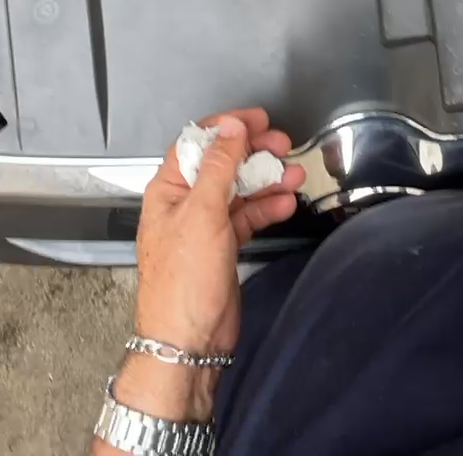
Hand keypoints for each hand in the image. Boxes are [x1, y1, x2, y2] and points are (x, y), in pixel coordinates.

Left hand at [113, 110, 305, 425]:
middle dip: (253, 152)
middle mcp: (184, 202)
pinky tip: (285, 203)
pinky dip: (267, 207)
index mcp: (169, 189)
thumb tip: (231, 128)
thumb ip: (219, 167)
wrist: (188, 343)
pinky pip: (247, 216)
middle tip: (283, 145)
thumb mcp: (202, 214)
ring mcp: (204, 225)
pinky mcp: (222, 245)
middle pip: (222, 163)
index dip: (228, 127)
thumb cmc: (183, 281)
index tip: (258, 120)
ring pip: (239, 189)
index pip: (198, 143)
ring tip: (294, 175)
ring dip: (266, 180)